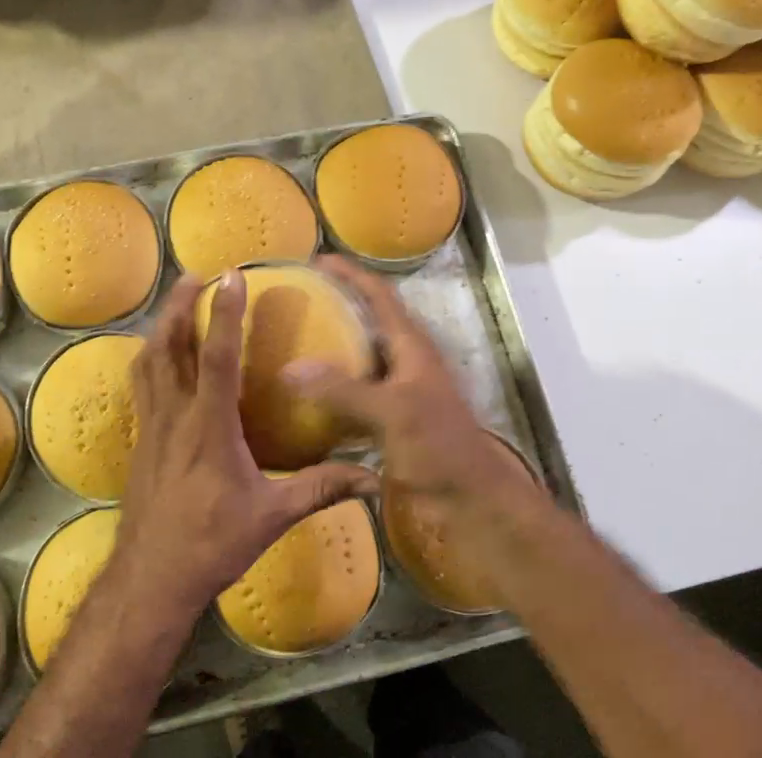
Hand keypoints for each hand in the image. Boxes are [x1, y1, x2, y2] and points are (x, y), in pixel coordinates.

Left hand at [117, 269, 377, 608]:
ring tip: (177, 302)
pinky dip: (148, 358)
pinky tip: (158, 355)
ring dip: (161, 326)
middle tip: (195, 275)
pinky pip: (140, 385)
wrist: (151, 578)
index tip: (231, 276)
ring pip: (147, 361)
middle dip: (180, 305)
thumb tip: (374, 478)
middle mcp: (174, 417)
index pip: (217, 358)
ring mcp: (150, 427)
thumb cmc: (213, 544)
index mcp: (209, 428)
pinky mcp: (139, 440)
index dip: (225, 314)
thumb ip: (322, 489)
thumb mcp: (273, 516)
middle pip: (169, 346)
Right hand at [284, 257, 539, 514]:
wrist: (471, 501)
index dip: (351, 273)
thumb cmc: (440, 447)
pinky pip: (354, 394)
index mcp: (412, 347)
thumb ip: (344, 389)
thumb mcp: (393, 412)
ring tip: (291, 341)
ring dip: (331, 347)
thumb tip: (290, 368)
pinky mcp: (390, 422)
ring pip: (360, 358)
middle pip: (369, 321)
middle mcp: (405, 362)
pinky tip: (303, 398)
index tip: (316, 259)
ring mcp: (398, 392)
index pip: (379, 295)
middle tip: (296, 299)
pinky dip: (331, 389)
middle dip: (336, 305)